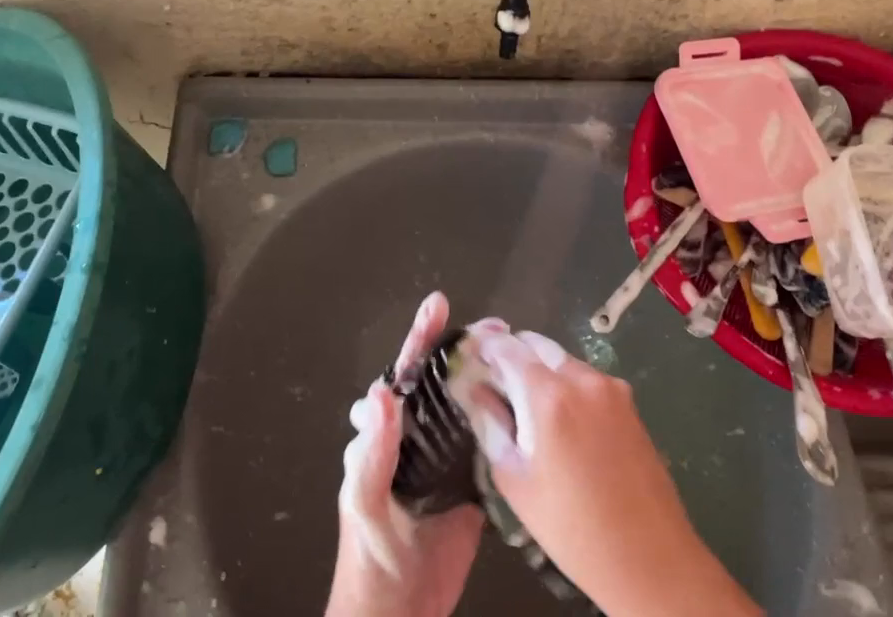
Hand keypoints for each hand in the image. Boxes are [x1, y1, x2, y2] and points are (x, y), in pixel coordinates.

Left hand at [325, 293, 488, 616]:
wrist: (399, 610)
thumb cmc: (370, 555)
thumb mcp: (365, 502)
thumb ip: (373, 452)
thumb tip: (384, 392)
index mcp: (384, 434)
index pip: (400, 376)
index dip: (418, 340)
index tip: (439, 306)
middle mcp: (412, 437)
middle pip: (436, 383)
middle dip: (459, 350)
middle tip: (494, 327)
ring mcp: (442, 459)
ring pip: (463, 407)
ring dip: (484, 379)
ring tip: (514, 353)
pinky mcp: (468, 484)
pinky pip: (486, 445)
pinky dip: (504, 423)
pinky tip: (527, 407)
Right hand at [460, 329, 759, 616]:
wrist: (650, 560)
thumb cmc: (571, 527)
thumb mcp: (515, 480)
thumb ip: (491, 424)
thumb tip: (474, 389)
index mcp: (550, 395)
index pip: (508, 348)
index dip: (485, 346)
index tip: (469, 355)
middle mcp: (584, 380)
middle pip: (539, 348)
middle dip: (514, 355)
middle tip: (494, 381)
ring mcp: (614, 391)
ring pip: (566, 362)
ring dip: (542, 371)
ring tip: (525, 405)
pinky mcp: (632, 407)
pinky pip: (589, 382)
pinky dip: (568, 386)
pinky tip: (560, 422)